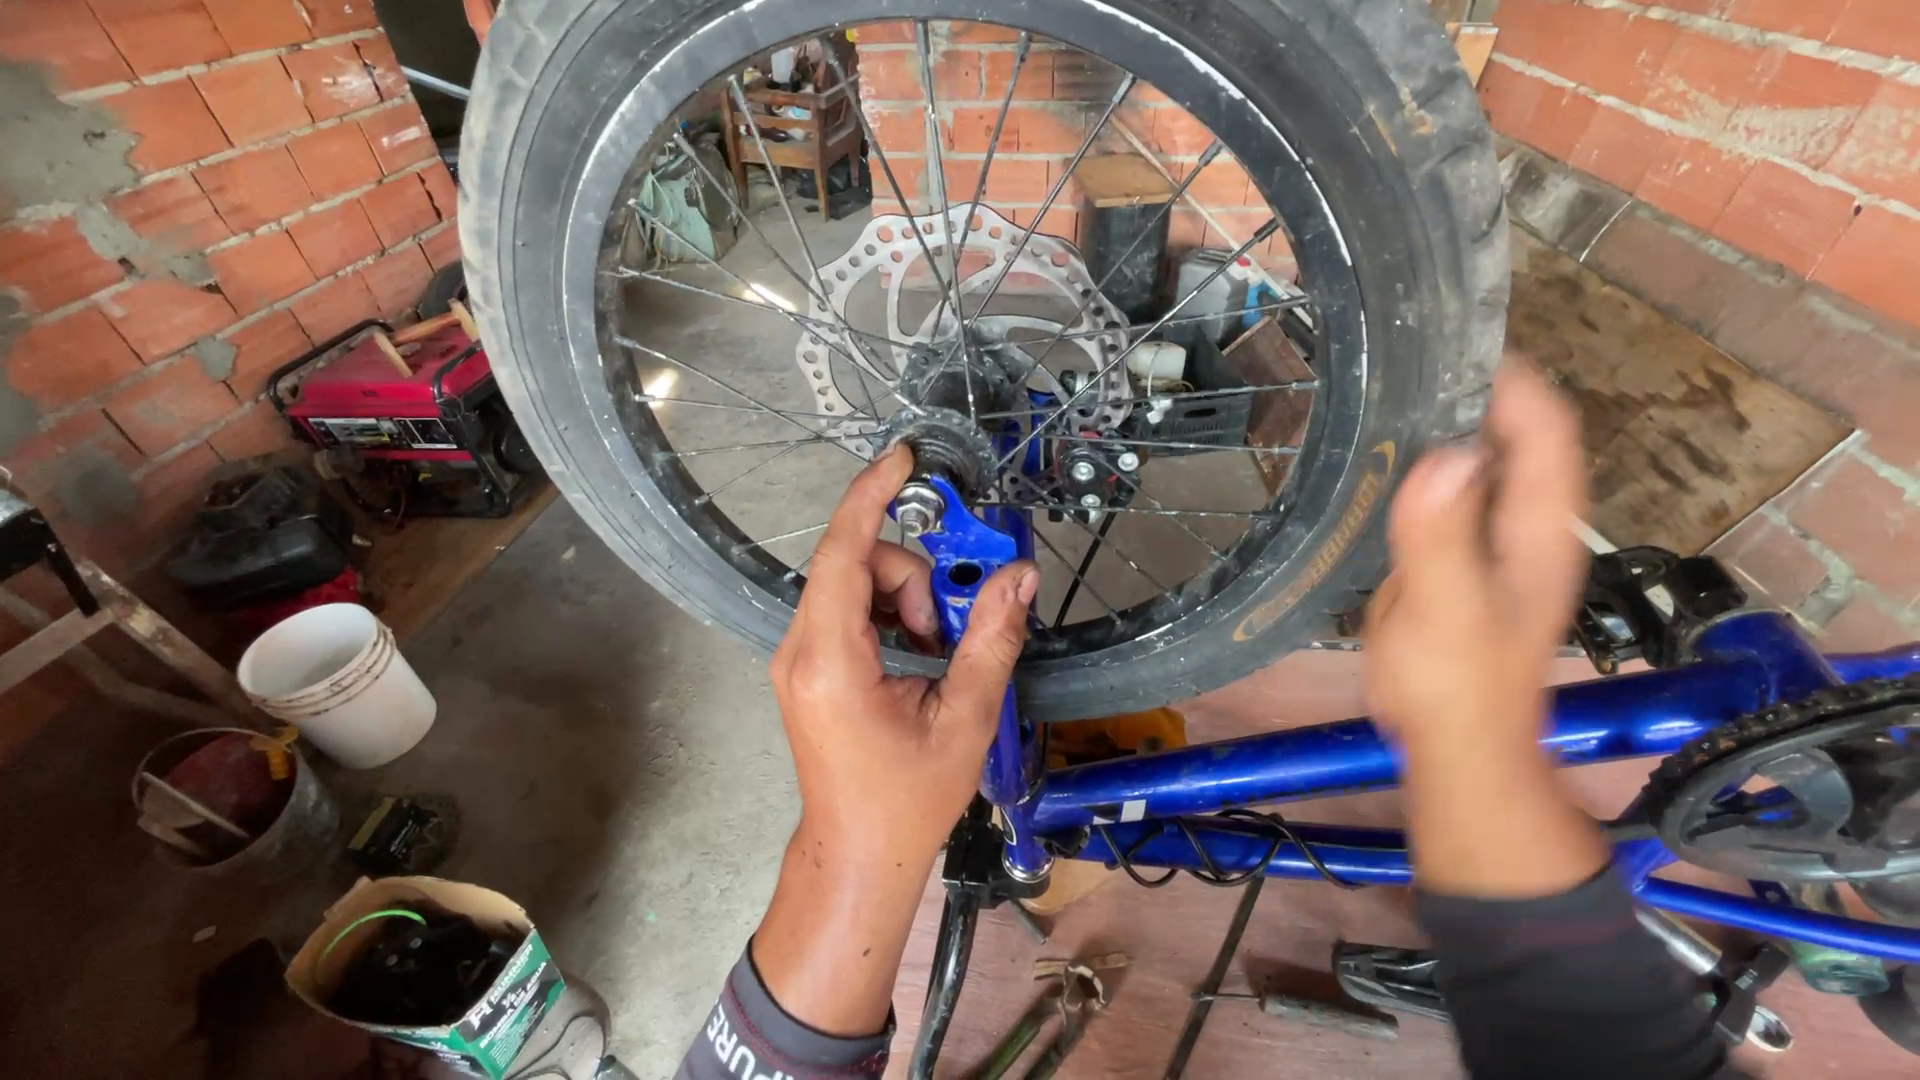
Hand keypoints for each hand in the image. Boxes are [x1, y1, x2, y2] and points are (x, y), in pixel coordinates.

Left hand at [771, 444, 1039, 860]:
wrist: (858, 851)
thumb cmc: (906, 800)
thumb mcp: (965, 720)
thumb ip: (992, 640)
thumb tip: (1019, 577)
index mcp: (831, 661)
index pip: (843, 553)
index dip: (871, 497)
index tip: (903, 459)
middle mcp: (800, 650)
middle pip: (857, 564)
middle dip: (914, 576)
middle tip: (948, 630)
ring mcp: (797, 657)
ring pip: (854, 582)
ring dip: (905, 597)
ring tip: (933, 651)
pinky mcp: (807, 664)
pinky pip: (848, 606)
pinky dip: (890, 612)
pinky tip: (914, 651)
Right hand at [1363, 360, 1605, 898]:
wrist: (1446, 739)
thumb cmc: (1455, 683)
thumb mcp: (1448, 612)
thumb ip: (1442, 540)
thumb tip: (1444, 459)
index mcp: (1537, 530)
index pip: (1543, 434)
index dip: (1513, 383)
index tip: (1458, 342)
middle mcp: (1520, 524)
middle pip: (1510, 438)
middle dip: (1471, 393)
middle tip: (1406, 356)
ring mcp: (1483, 540)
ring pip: (1471, 463)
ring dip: (1440, 426)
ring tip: (1384, 390)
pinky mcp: (1449, 556)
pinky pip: (1438, 494)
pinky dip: (1415, 466)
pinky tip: (1373, 456)